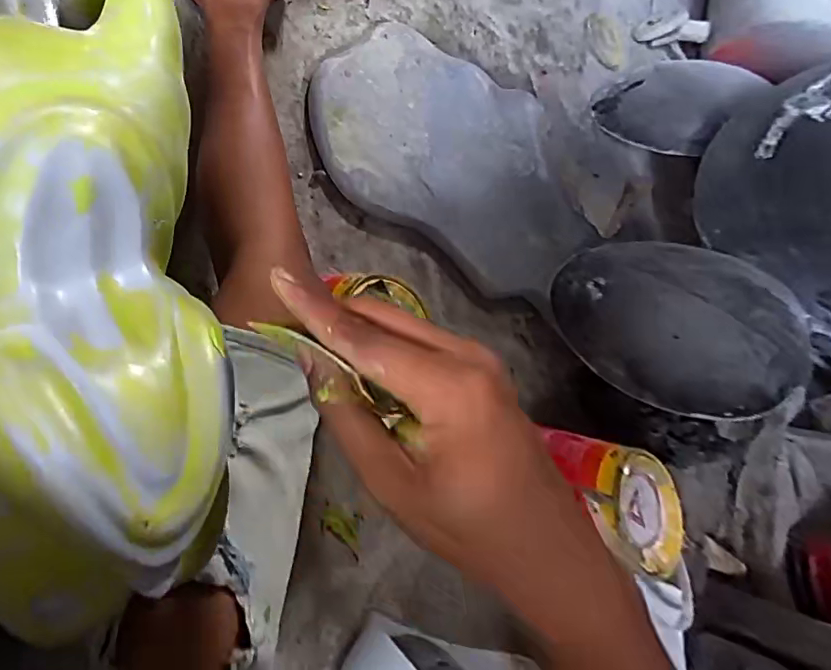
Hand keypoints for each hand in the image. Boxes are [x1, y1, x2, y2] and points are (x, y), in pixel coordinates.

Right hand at [269, 269, 667, 669]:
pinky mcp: (479, 365)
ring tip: (309, 333)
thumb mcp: (391, 483)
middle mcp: (466, 356)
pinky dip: (376, 337)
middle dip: (328, 309)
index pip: (361, 338)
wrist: (554, 556)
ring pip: (395, 320)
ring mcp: (477, 357)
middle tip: (284, 312)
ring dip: (351, 323)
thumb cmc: (468, 529)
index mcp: (448, 388)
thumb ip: (345, 413)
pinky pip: (413, 335)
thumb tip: (310, 357)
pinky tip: (354, 354)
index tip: (277, 274)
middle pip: (378, 315)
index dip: (313, 307)